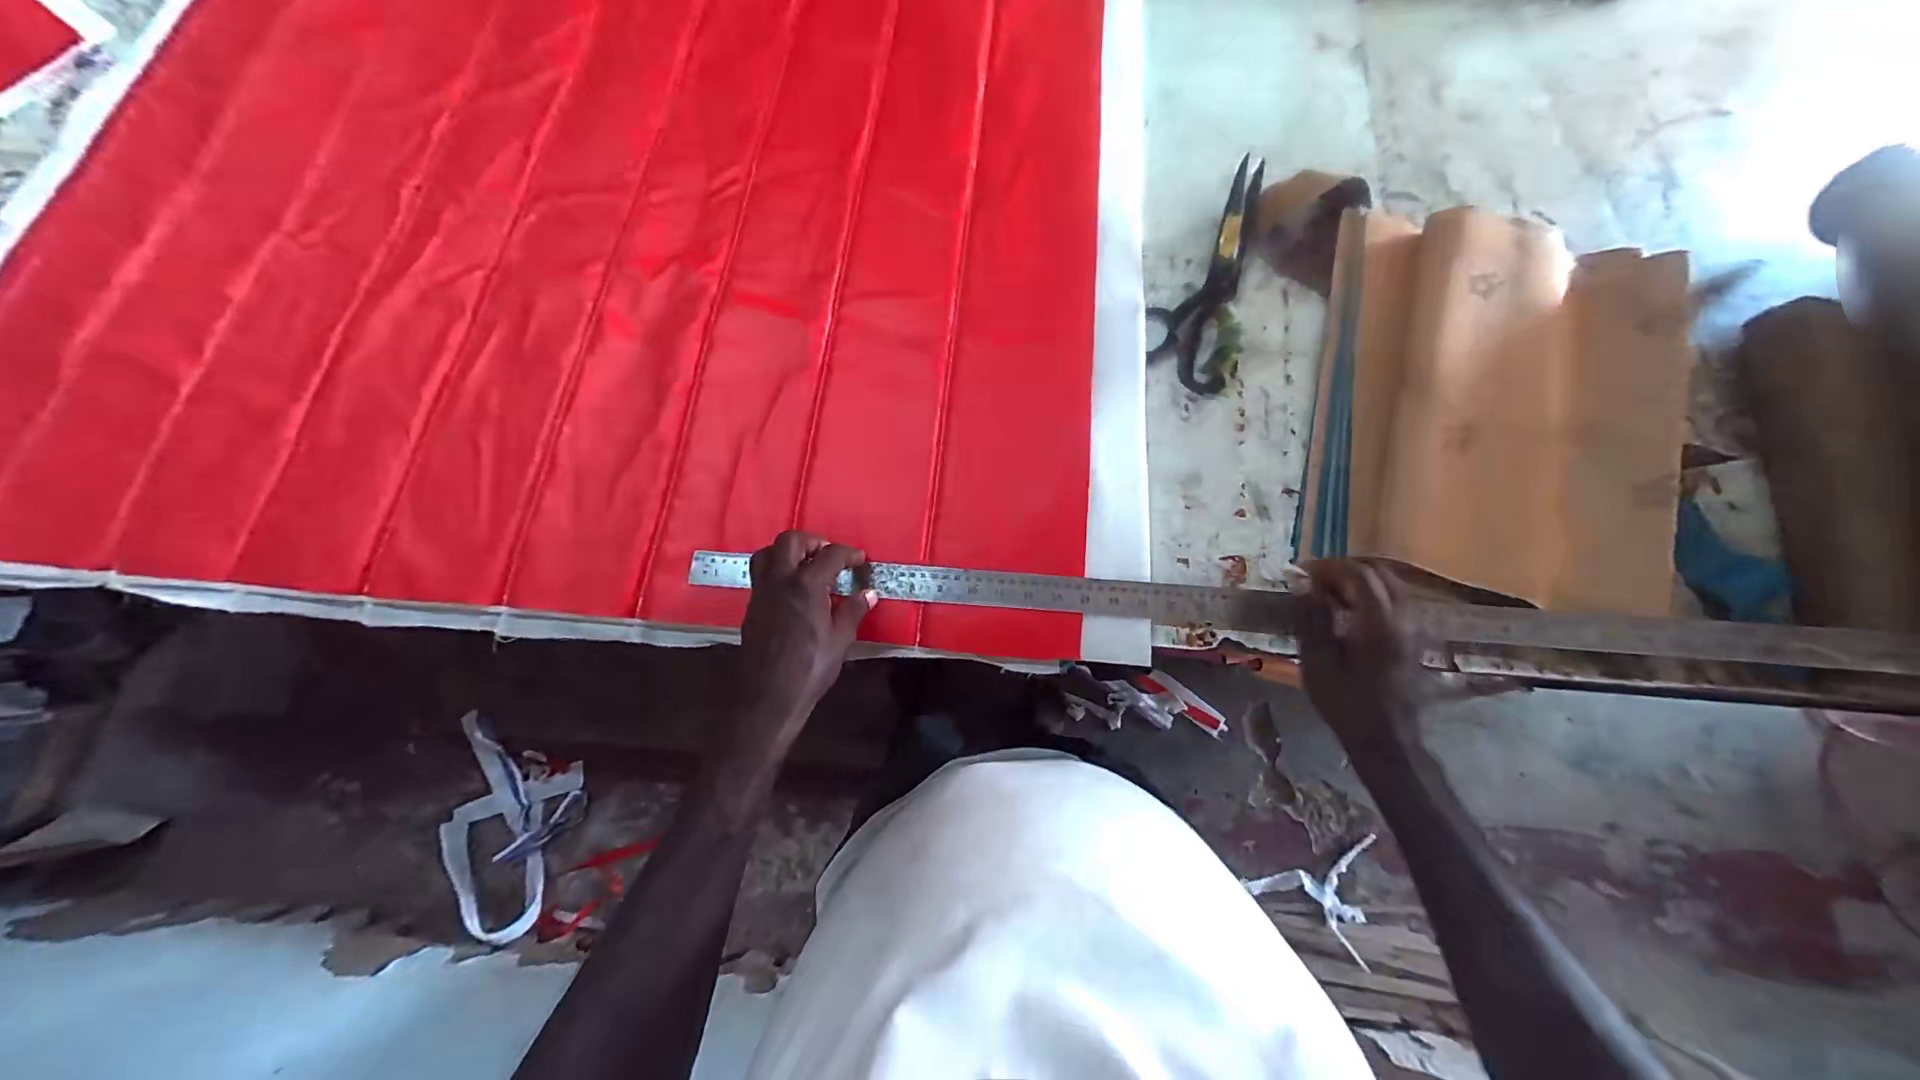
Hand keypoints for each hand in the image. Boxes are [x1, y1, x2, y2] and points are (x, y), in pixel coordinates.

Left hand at [735, 531, 878, 742]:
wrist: (769, 696)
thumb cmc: (810, 668)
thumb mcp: (840, 640)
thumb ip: (853, 611)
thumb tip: (868, 594)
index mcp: (805, 585)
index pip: (830, 555)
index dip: (848, 553)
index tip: (859, 560)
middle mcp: (779, 581)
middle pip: (790, 541)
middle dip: (813, 541)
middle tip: (830, 555)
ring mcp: (761, 593)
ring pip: (768, 553)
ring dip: (788, 552)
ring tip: (808, 566)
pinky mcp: (752, 607)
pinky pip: (761, 575)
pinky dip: (778, 570)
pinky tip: (794, 590)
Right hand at [1297, 559, 1425, 754]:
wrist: (1384, 738)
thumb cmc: (1345, 703)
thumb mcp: (1317, 662)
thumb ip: (1313, 619)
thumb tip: (1304, 585)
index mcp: (1378, 622)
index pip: (1358, 574)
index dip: (1328, 567)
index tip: (1300, 573)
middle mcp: (1402, 618)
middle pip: (1378, 573)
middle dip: (1344, 570)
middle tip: (1312, 581)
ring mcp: (1412, 628)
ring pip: (1389, 585)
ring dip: (1358, 581)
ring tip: (1327, 594)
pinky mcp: (1412, 639)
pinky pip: (1393, 601)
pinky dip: (1369, 595)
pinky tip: (1346, 613)